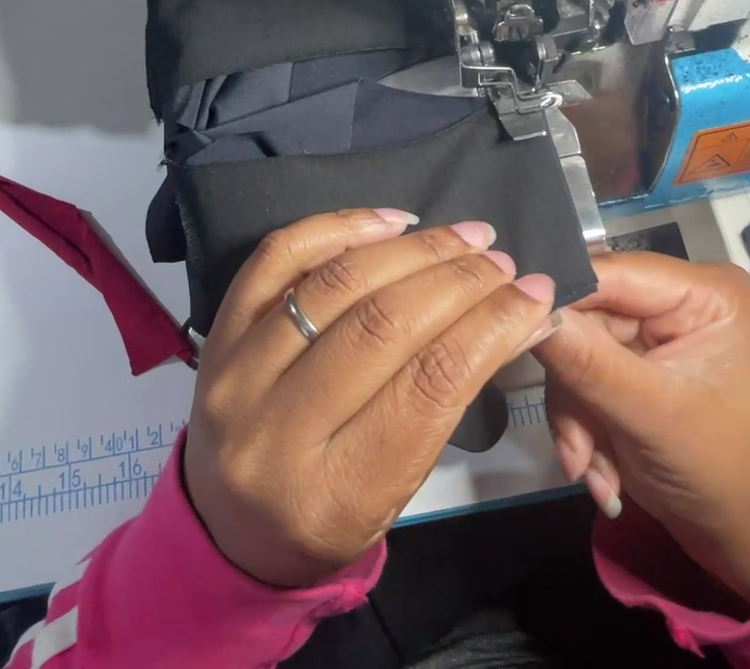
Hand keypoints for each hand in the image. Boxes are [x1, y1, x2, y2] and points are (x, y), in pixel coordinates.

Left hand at [183, 208, 560, 587]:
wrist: (229, 528)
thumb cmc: (329, 518)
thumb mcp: (400, 487)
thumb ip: (452, 400)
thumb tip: (523, 314)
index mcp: (335, 493)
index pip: (429, 386)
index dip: (491, 327)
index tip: (533, 294)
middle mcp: (276, 429)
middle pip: (383, 326)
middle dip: (458, 282)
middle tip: (500, 262)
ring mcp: (236, 374)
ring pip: (335, 285)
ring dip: (412, 250)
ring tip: (465, 237)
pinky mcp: (217, 334)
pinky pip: (276, 258)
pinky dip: (339, 227)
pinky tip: (392, 222)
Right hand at [533, 253, 749, 609]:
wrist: (734, 535)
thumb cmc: (716, 472)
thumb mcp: (651, 416)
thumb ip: (587, 360)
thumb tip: (529, 309)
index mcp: (704, 292)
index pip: (610, 273)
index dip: (559, 299)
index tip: (514, 332)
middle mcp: (677, 297)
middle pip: (587, 315)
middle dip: (574, 385)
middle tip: (575, 446)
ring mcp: (652, 329)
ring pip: (575, 346)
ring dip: (575, 413)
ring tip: (590, 467)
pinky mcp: (632, 358)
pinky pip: (580, 371)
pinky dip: (581, 420)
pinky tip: (600, 466)